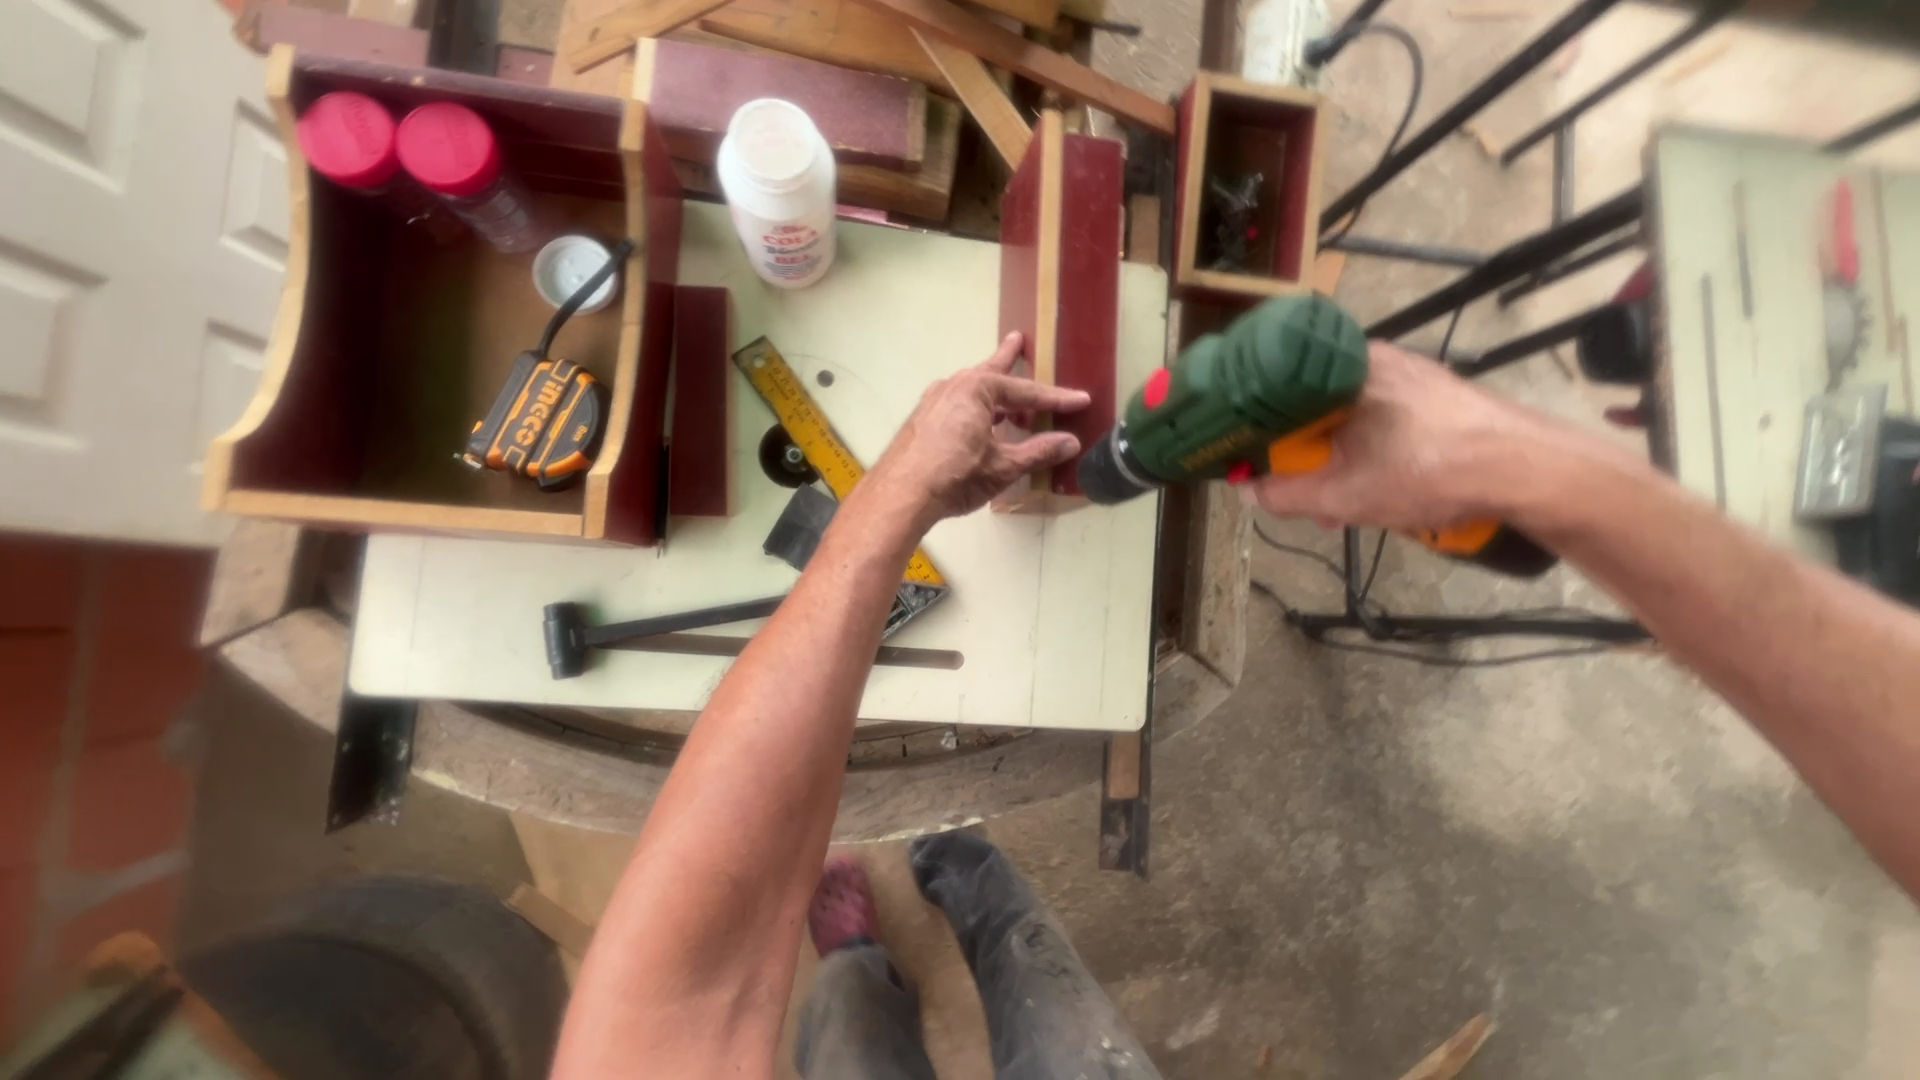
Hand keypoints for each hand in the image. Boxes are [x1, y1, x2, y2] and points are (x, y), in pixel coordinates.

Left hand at [866, 332, 1089, 525]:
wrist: (901, 494)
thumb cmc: (956, 475)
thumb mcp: (1004, 466)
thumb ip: (1038, 451)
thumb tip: (1070, 442)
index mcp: (977, 388)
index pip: (1027, 391)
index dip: (1056, 398)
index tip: (1081, 400)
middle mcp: (953, 386)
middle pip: (991, 373)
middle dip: (1008, 360)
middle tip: (1018, 341)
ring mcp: (933, 401)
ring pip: (972, 390)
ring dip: (994, 393)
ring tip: (1009, 398)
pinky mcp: (922, 420)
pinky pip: (957, 405)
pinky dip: (976, 409)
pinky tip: (981, 425)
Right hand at [1245, 341, 1558, 531]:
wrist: (1530, 470)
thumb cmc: (1428, 472)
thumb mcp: (1343, 495)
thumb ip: (1285, 494)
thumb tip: (1249, 490)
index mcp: (1343, 370)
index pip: (1277, 395)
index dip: (1263, 437)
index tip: (1262, 470)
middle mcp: (1374, 359)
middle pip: (1314, 411)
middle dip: (1309, 462)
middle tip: (1318, 503)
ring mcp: (1410, 372)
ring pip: (1350, 419)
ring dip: (1342, 462)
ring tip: (1353, 503)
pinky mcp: (1437, 391)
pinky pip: (1384, 419)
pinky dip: (1374, 451)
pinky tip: (1387, 484)